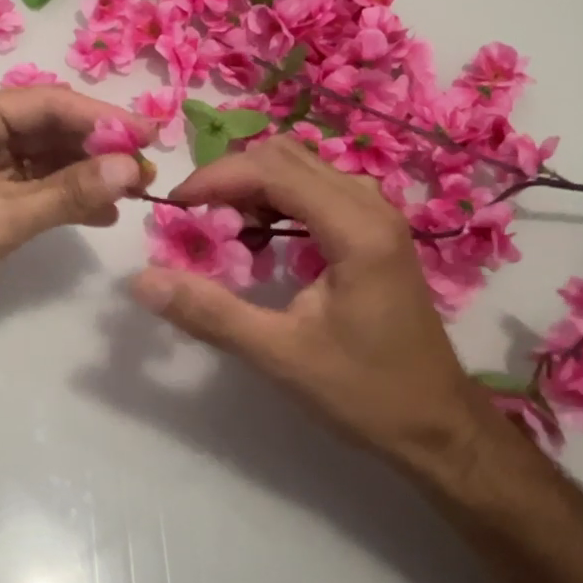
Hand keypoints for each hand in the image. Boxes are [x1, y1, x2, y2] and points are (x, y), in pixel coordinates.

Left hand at [0, 87, 153, 346]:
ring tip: (134, 194)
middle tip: (148, 171)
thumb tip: (133, 169)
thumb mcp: (1, 218)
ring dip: (88, 175)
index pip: (48, 104)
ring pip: (46, 160)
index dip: (102, 117)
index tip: (150, 136)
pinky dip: (67, 199)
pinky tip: (103, 213)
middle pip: (50, 129)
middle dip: (98, 148)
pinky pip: (36, 189)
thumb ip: (68, 193)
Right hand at [129, 137, 485, 464]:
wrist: (438, 426)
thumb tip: (143, 281)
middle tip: (193, 218)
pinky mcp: (375, 233)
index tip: (174, 206)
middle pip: (287, 157)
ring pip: (302, 169)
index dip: (216, 178)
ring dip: (253, 187)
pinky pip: (316, 191)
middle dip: (231, 178)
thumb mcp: (280, 355)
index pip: (273, 170)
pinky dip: (276, 202)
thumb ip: (210, 313)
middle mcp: (371, 207)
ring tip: (219, 228)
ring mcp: (377, 217)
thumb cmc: (366, 392)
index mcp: (356, 229)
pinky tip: (257, 240)